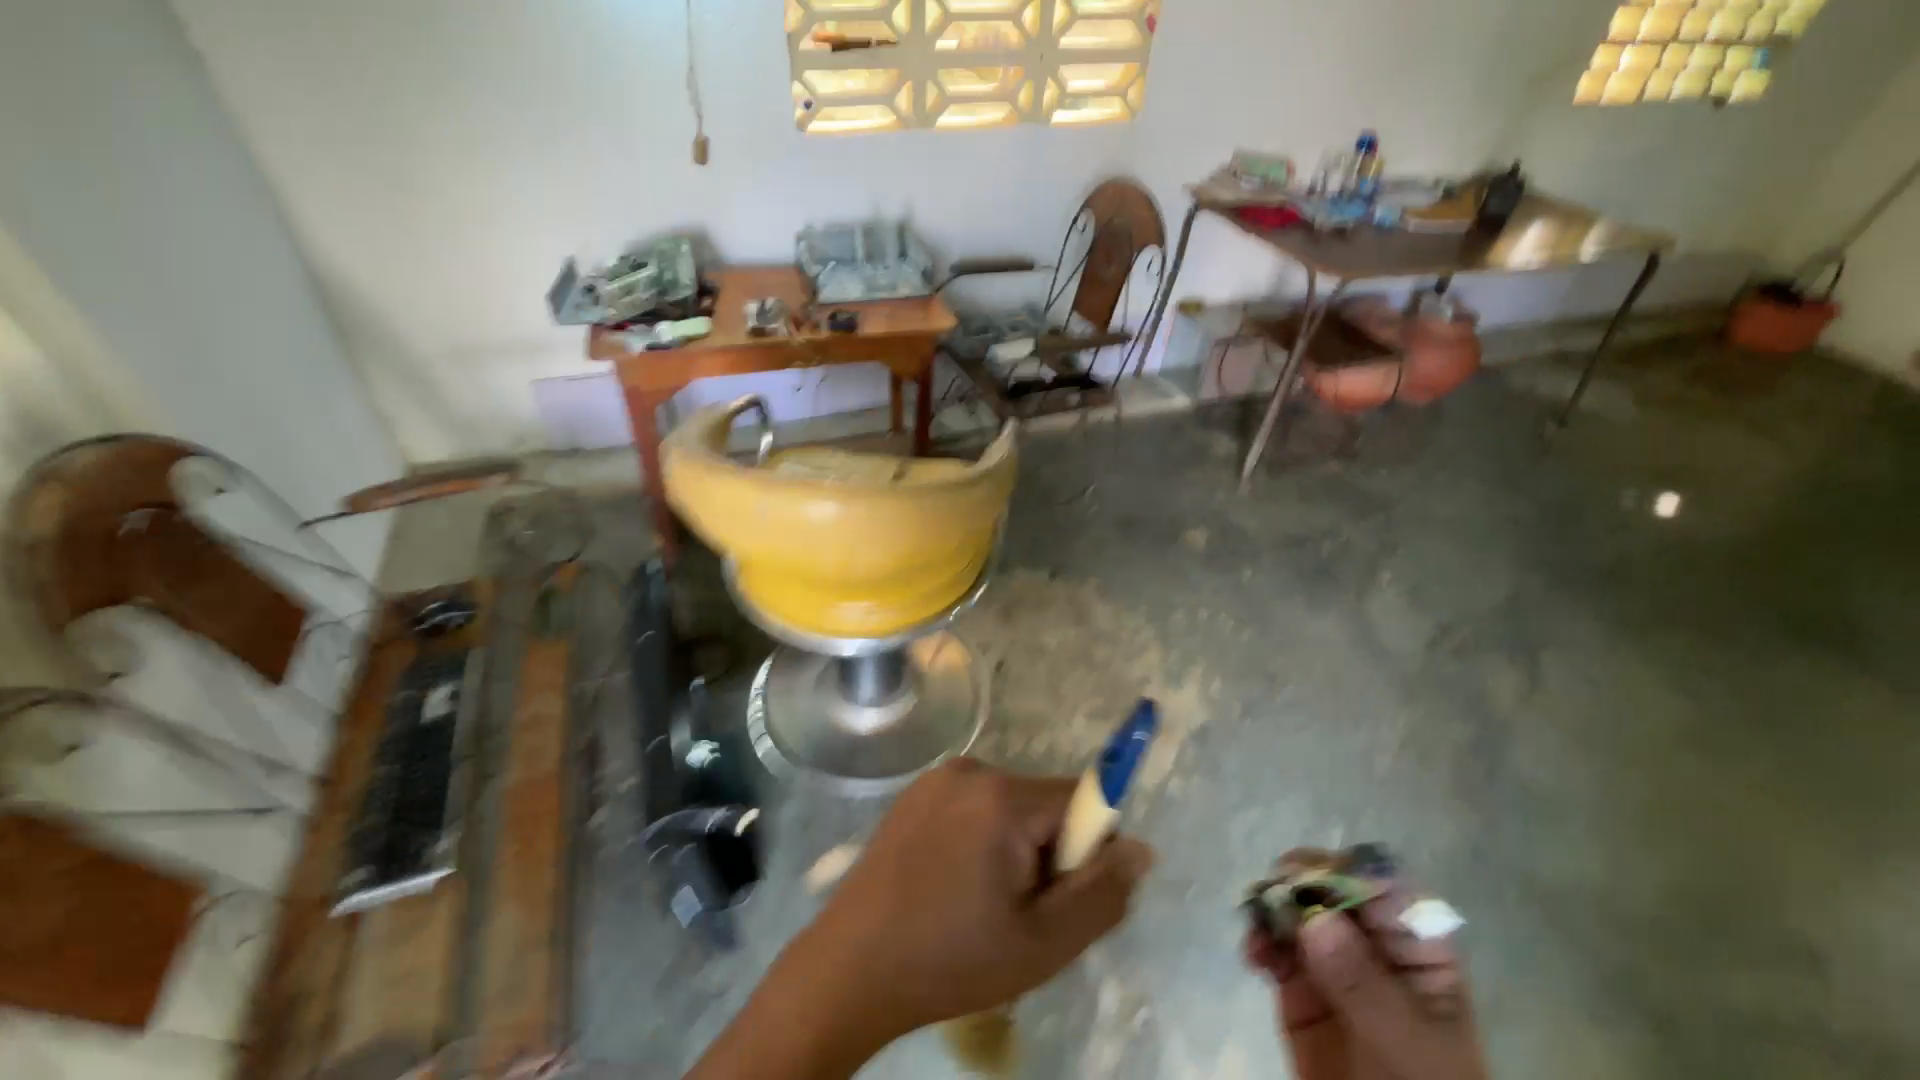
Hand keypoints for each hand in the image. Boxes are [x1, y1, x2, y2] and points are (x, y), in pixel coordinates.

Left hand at [791, 758, 1155, 1043]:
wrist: (848, 971)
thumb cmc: (950, 960)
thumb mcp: (1043, 944)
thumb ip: (1103, 894)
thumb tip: (1141, 849)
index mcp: (1001, 797)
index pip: (1083, 802)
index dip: (1082, 855)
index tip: (1051, 899)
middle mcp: (968, 771)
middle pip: (1044, 805)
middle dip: (1045, 855)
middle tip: (1012, 914)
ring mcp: (934, 780)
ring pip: (1009, 810)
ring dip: (1013, 852)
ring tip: (977, 906)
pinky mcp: (911, 797)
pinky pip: (974, 810)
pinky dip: (979, 843)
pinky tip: (950, 888)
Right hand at [1244, 851, 1486, 1079]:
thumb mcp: (1406, 1044)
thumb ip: (1363, 984)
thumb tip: (1315, 916)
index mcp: (1419, 952)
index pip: (1388, 889)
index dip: (1349, 872)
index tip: (1309, 873)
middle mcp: (1373, 949)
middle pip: (1334, 890)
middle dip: (1301, 882)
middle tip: (1273, 891)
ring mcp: (1332, 968)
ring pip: (1297, 913)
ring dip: (1272, 907)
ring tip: (1257, 931)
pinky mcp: (1298, 992)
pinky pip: (1274, 950)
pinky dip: (1258, 940)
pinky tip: (1253, 956)